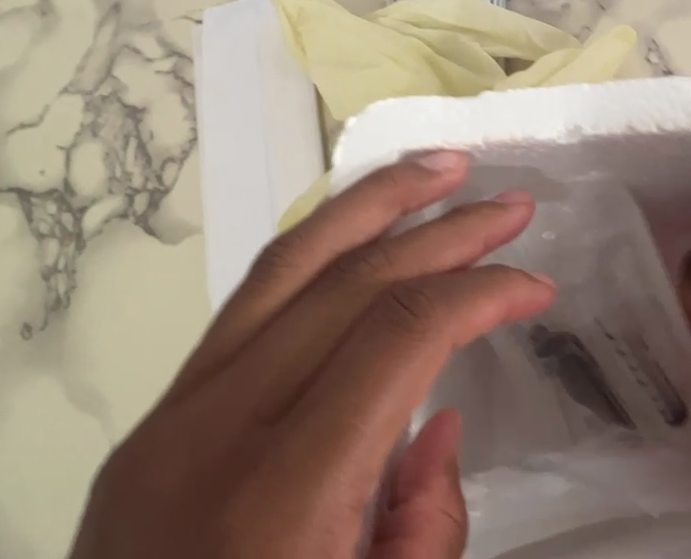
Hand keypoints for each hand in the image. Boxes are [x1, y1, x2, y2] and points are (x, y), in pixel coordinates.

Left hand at [70, 152, 553, 558]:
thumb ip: (425, 529)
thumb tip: (436, 420)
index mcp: (278, 498)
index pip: (397, 336)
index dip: (479, 294)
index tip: (536, 288)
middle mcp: (214, 432)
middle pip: (347, 283)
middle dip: (443, 231)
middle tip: (512, 202)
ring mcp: (171, 418)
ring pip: (285, 266)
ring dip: (372, 205)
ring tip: (438, 168)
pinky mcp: (154, 422)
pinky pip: (250, 304)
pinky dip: (318, 249)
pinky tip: (361, 232)